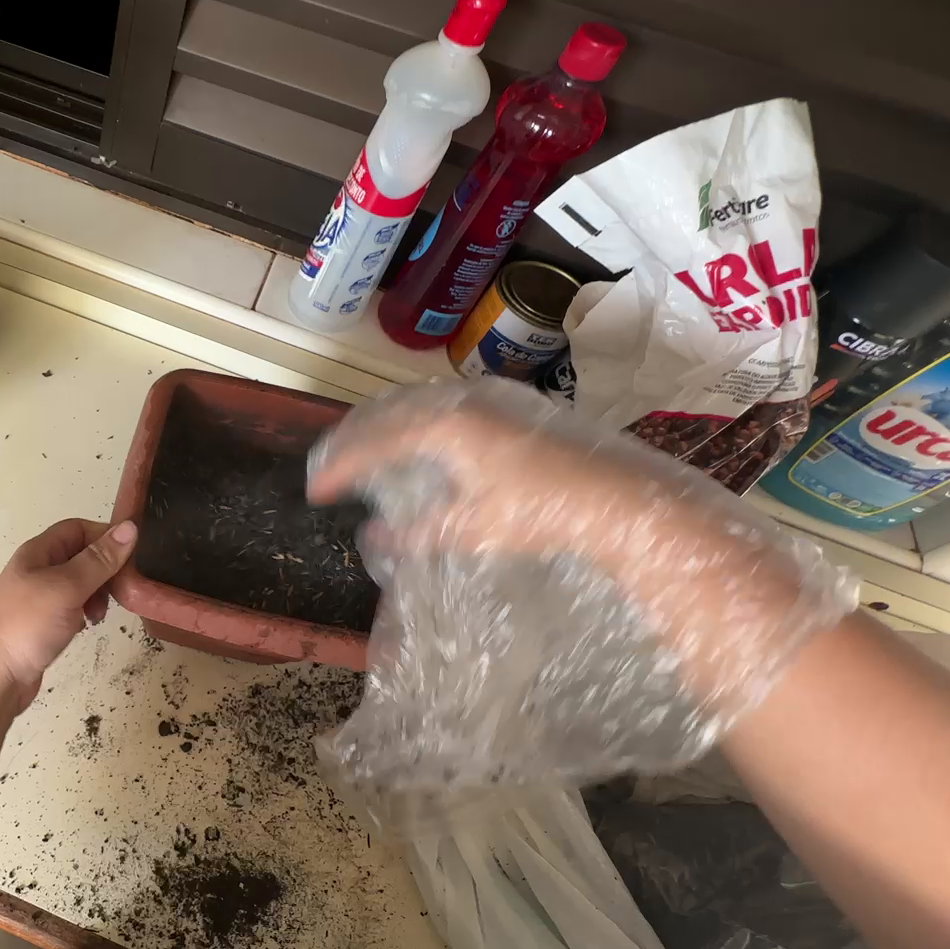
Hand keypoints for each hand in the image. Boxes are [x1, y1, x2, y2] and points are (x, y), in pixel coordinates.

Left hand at [0, 518, 138, 715]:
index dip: (105, 536)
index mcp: (38, 552)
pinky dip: (85, 612)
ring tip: (100, 614)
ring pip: (79, 583)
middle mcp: (38, 569)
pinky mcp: (43, 622)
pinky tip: (88, 626)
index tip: (131, 556)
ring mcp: (40, 597)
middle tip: (120, 591)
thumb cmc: (27, 625)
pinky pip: (73, 606)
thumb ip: (99, 560)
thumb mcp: (67, 587)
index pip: (77, 529)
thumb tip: (129, 528)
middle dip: (104, 569)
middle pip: (81, 555)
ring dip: (97, 593)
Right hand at [303, 379, 855, 799]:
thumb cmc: (548, 519)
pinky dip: (421, 432)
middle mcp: (469, 407)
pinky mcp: (521, 419)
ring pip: (423, 410)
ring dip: (390, 431)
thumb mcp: (474, 531)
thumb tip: (374, 542)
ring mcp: (498, 408)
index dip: (341, 464)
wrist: (635, 511)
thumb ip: (419, 533)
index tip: (314, 491)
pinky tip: (424, 456)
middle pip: (394, 412)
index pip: (377, 440)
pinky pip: (450, 415)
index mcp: (449, 428)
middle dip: (358, 438)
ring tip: (369, 457)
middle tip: (334, 466)